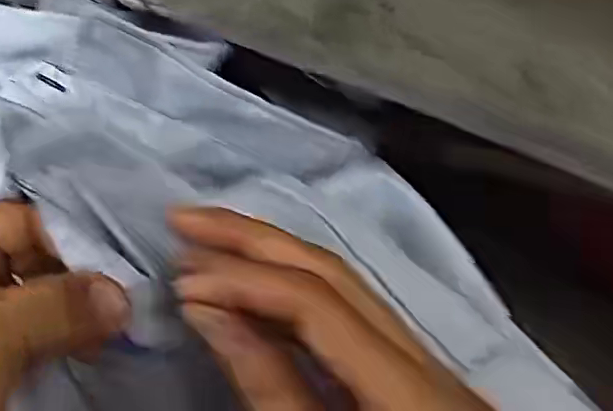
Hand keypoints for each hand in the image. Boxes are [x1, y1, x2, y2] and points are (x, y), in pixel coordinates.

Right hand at [172, 207, 493, 410]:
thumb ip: (268, 389)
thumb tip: (204, 308)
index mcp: (416, 396)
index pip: (315, 301)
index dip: (242, 280)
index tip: (182, 284)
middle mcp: (429, 364)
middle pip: (328, 269)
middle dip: (248, 237)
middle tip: (183, 219)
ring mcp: (427, 366)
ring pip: (338, 278)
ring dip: (265, 250)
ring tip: (205, 238)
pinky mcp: (413, 377)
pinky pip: (343, 306)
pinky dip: (287, 282)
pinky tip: (250, 281)